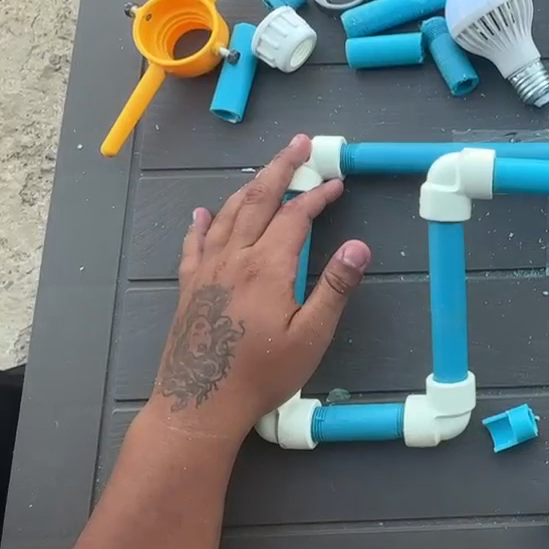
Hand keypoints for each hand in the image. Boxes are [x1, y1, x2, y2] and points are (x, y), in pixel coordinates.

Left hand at [151, 135, 370, 439]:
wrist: (199, 405)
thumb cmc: (262, 373)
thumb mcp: (311, 336)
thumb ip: (335, 288)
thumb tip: (359, 247)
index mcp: (267, 266)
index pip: (296, 216)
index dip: (317, 196)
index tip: (336, 183)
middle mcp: (235, 257)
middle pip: (259, 199)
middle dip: (282, 168)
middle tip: (299, 144)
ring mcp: (207, 269)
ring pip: (229, 214)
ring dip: (250, 187)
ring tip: (266, 171)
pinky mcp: (189, 286)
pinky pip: (194, 243)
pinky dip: (203, 222)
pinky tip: (203, 212)